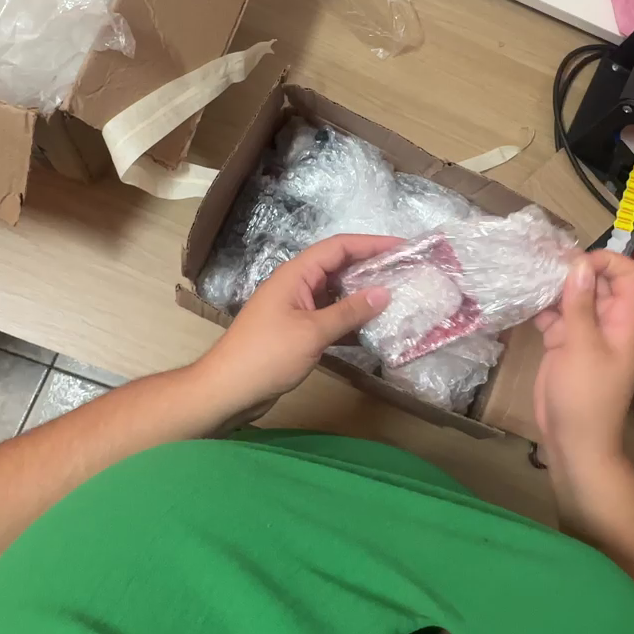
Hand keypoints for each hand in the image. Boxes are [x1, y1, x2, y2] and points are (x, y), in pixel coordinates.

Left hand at [196, 233, 399, 406]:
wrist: (227, 390)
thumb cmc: (266, 355)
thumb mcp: (312, 332)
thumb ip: (349, 312)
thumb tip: (385, 292)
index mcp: (296, 274)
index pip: (339, 247)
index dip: (371, 243)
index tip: (402, 246)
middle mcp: (297, 285)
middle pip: (339, 267)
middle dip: (371, 267)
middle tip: (406, 272)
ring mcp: (297, 309)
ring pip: (337, 294)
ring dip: (363, 296)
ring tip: (398, 298)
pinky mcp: (298, 332)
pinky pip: (331, 317)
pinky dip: (351, 321)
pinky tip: (374, 330)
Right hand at [531, 251, 633, 470]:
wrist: (574, 443)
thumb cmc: (586, 398)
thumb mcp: (583, 347)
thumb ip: (580, 305)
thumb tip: (579, 264)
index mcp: (624, 321)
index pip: (627, 275)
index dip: (605, 262)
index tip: (574, 264)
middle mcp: (607, 323)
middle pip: (597, 282)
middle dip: (573, 270)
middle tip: (542, 265)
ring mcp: (584, 334)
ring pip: (573, 298)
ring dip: (554, 287)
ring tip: (528, 277)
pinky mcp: (563, 345)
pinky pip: (555, 316)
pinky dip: (541, 308)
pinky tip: (522, 300)